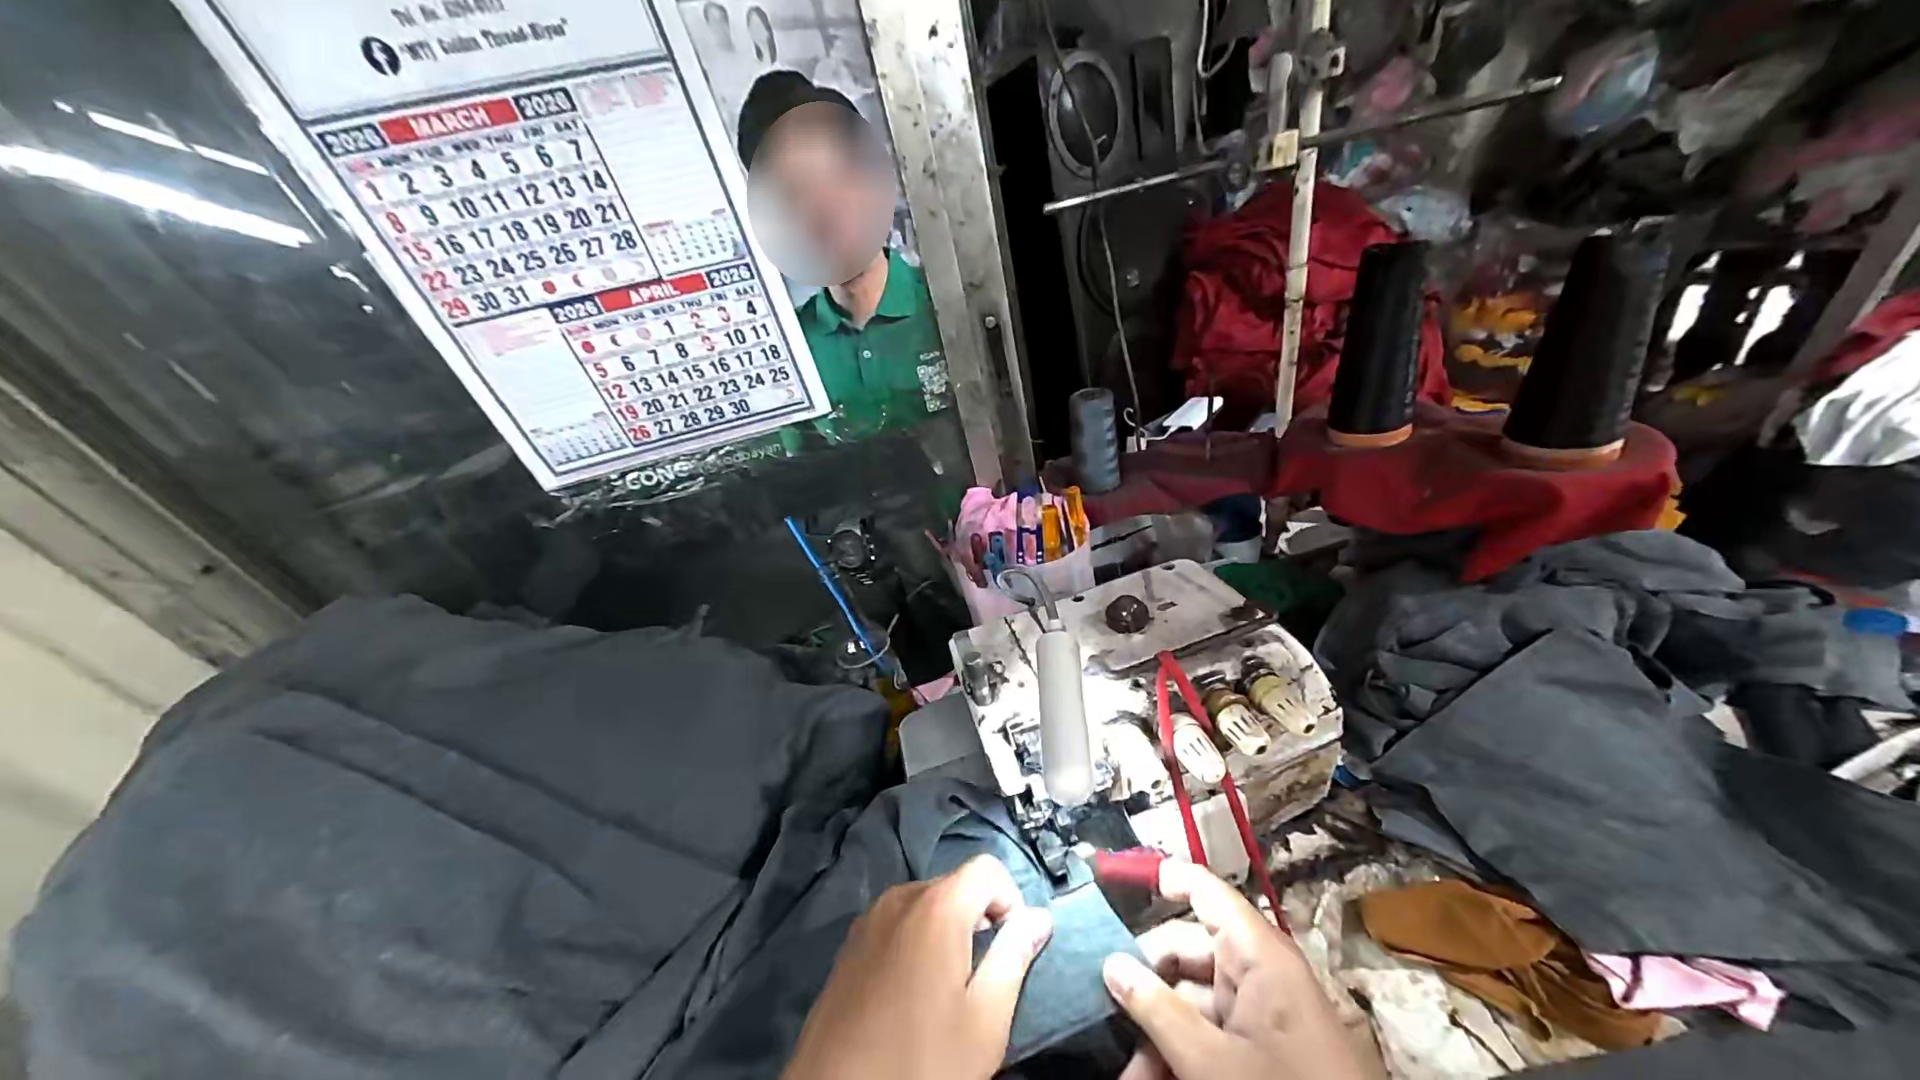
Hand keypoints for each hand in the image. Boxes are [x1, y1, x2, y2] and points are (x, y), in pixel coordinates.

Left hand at [782, 854, 1053, 1079]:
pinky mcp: (850, 943)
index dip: (1010, 900)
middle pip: (956, 884)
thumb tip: (1038, 916)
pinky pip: (898, 922)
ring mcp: (869, 918)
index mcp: (937, 905)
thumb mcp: (984, 1018)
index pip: (988, 867)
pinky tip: (912, 991)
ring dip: (948, 930)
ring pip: (926, 903)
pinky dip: (917, 939)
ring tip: (947, 988)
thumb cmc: (920, 1060)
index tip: (1010, 947)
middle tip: (983, 975)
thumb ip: (1015, 956)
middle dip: (980, 917)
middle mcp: (900, 896)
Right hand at [1102, 861, 1372, 1079]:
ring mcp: (1261, 1009)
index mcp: (1258, 954)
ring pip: (1192, 997)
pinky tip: (1152, 1075)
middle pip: (1186, 949)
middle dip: (1146, 984)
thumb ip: (1156, 1009)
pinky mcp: (1263, 1045)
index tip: (1120, 881)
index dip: (1167, 879)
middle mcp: (1259, 970)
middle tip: (1107, 1009)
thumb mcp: (1211, 1061)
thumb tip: (1111, 964)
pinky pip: (1210, 1029)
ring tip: (1130, 1072)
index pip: (1206, 892)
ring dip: (1157, 1029)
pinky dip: (1181, 1049)